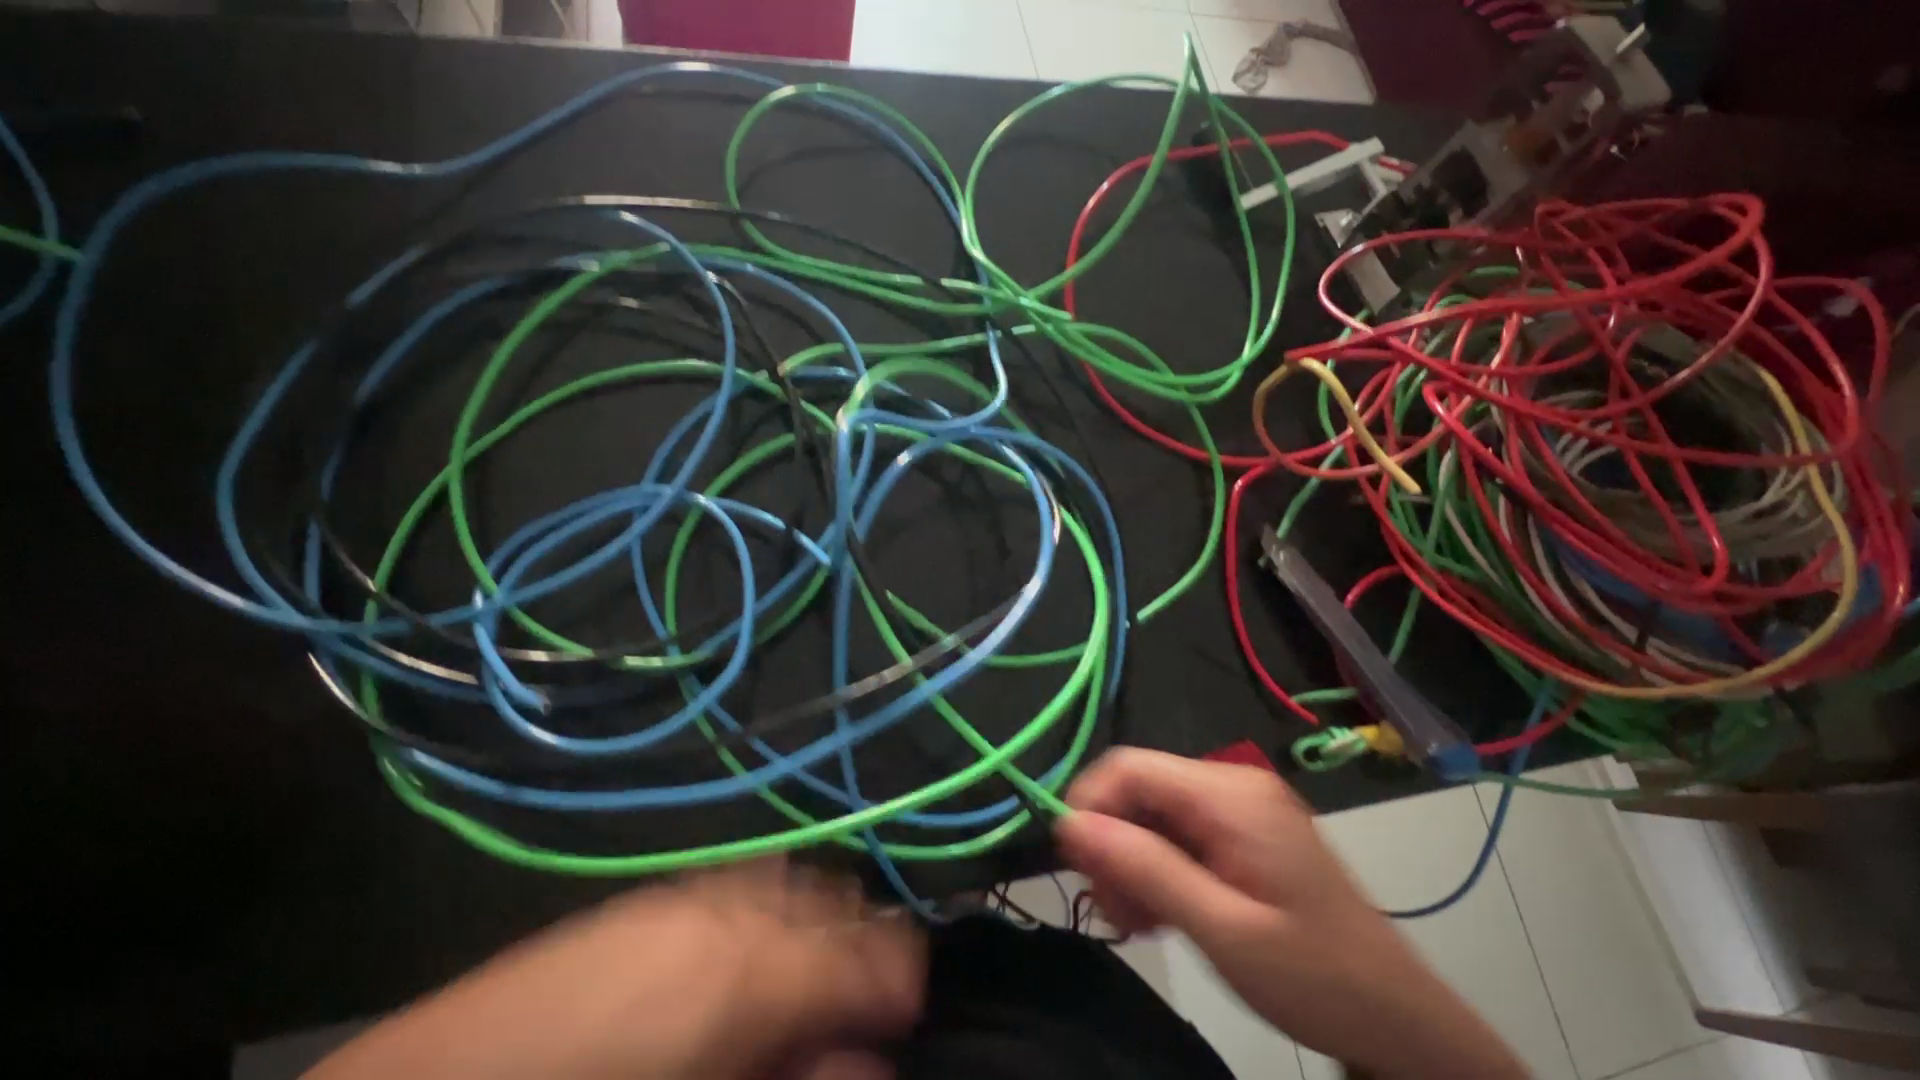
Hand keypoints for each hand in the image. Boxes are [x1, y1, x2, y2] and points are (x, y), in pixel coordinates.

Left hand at [305, 862, 924, 1079]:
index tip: (913, 1013)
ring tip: (816, 976)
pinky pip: (746, 882)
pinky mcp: (656, 896)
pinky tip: (757, 950)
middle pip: (841, 906)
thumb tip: (868, 1058)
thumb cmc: (608, 1077)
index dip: (908, 980)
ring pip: (798, 884)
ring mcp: (693, 894)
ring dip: (822, 923)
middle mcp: (736, 912)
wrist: (460, 1078)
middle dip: (869, 948)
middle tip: (866, 1003)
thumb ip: (802, 1065)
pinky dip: (773, 905)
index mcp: (760, 973)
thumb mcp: (730, 1079)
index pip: (876, 953)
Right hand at [1055, 749, 1526, 1079]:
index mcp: (1230, 796)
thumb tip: (1069, 823)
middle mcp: (1232, 787)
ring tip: (1139, 924)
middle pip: (1138, 791)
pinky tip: (1161, 917)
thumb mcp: (1222, 928)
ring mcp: (1240, 812)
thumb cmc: (1313, 976)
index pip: (1128, 766)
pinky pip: (1177, 838)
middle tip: (1112, 911)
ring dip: (1131, 865)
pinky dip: (1157, 872)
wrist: (1395, 1018)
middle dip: (1112, 846)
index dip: (1089, 806)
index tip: (1075, 868)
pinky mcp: (1243, 838)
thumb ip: (1145, 868)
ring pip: (1151, 817)